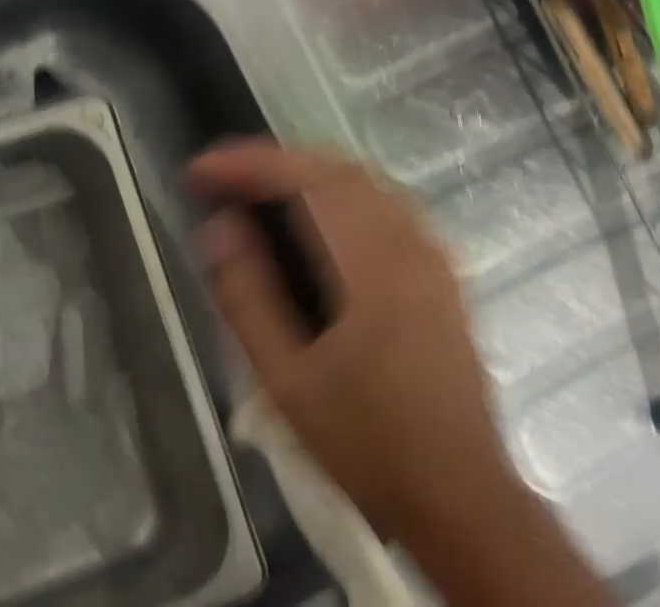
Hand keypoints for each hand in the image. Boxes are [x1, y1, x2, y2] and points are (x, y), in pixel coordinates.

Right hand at [188, 139, 614, 605]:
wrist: (459, 496)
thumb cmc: (366, 440)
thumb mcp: (286, 377)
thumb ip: (247, 296)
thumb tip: (218, 229)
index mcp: (375, 265)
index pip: (307, 181)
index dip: (248, 164)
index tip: (200, 170)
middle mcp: (413, 246)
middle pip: (340, 170)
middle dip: (275, 163)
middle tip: (224, 178)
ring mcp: (435, 260)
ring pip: (368, 186)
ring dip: (309, 176)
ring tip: (259, 193)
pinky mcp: (445, 278)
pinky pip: (388, 210)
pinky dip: (341, 199)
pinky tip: (316, 226)